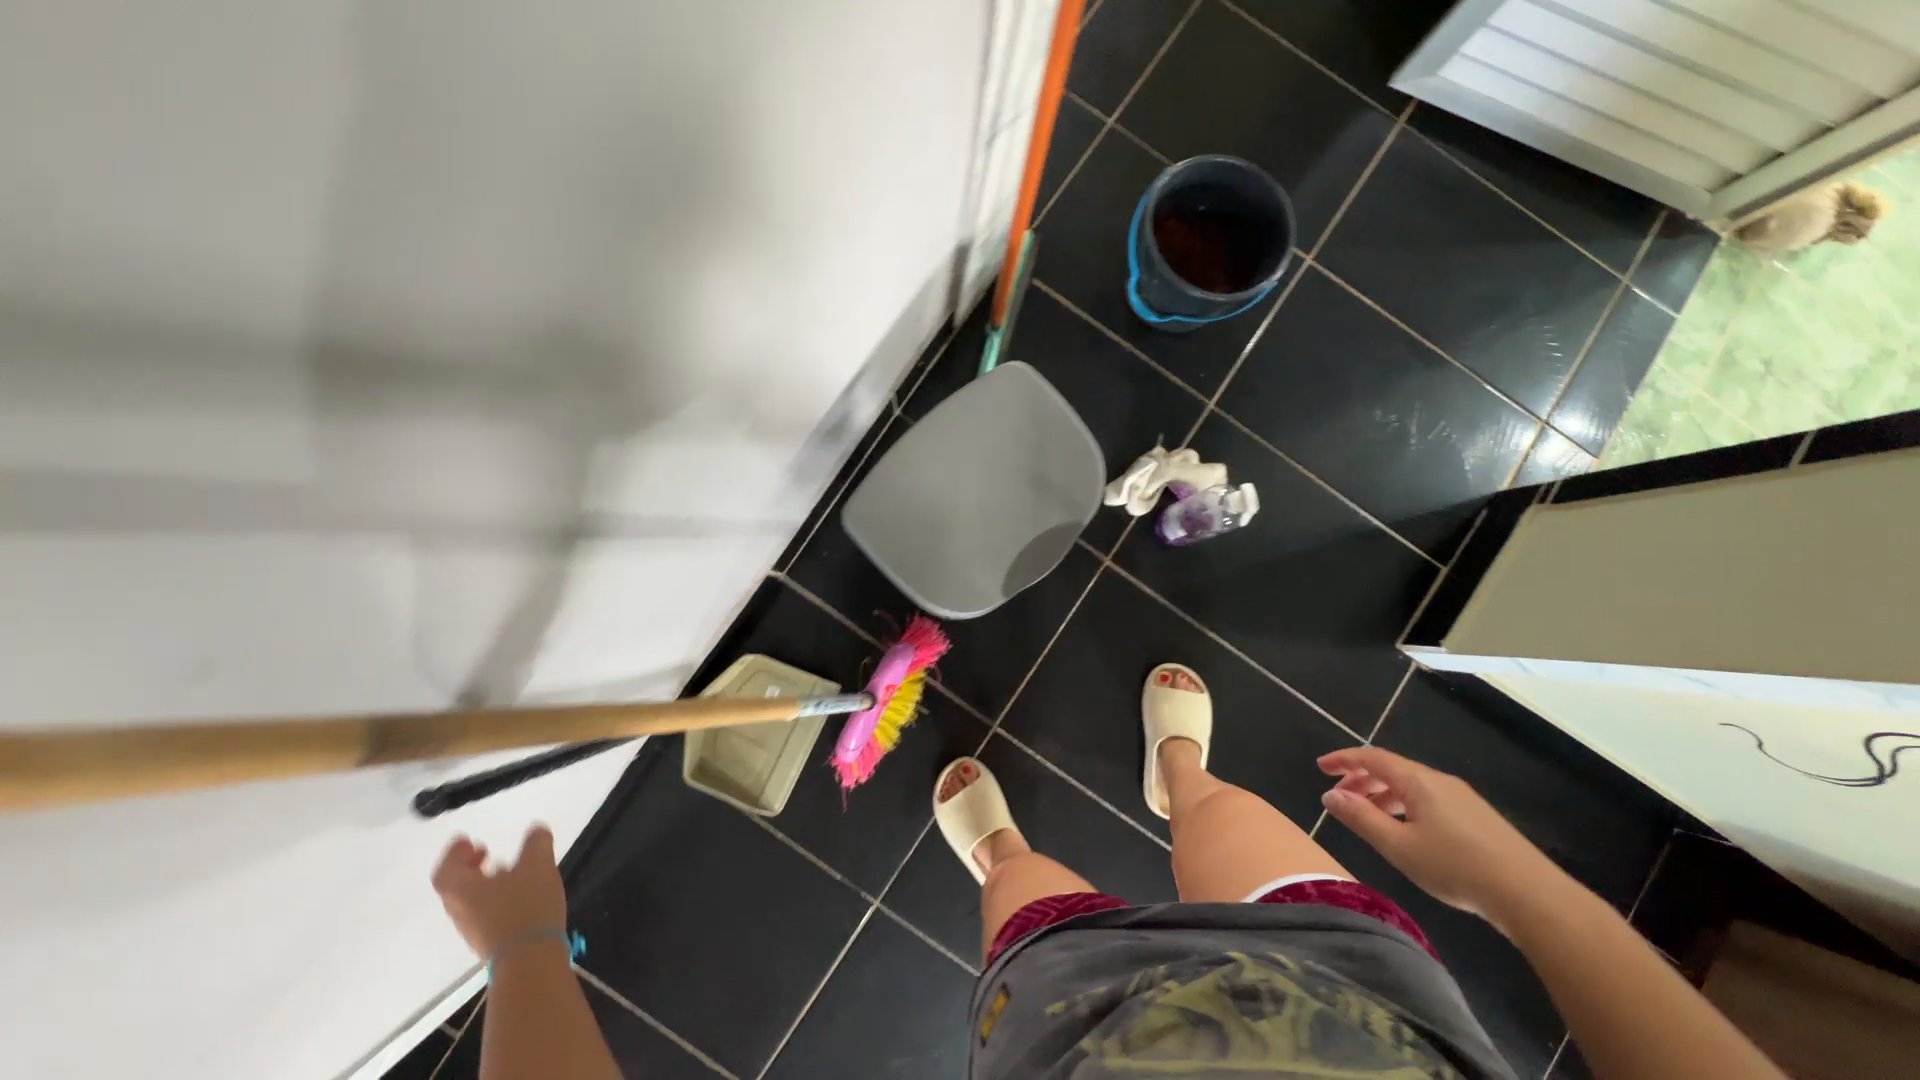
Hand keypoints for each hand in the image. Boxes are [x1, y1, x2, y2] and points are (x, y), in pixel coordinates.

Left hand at [432, 825, 567, 958]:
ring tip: (506, 869)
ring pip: (470, 901)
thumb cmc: (526, 906)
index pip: (445, 870)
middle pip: (455, 886)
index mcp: (461, 890)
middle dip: (469, 866)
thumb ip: (536, 843)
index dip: (453, 853)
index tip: (466, 840)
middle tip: (484, 851)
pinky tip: (518, 895)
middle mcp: (459, 911)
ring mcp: (473, 930)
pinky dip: (494, 898)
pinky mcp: (490, 943)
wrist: (530, 958)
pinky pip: (485, 914)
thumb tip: (536, 830)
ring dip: (483, 882)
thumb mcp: (537, 865)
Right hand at [1316, 746, 1566, 932]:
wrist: (1530, 894)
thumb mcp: (1398, 846)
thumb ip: (1361, 818)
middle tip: (1338, 797)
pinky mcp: (1476, 817)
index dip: (1344, 759)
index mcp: (1419, 781)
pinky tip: (1405, 831)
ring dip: (1382, 794)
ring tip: (1366, 816)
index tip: (1320, 767)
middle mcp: (1440, 781)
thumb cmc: (1456, 867)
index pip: (1373, 758)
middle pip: (1392, 769)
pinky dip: (1404, 805)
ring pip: (1411, 786)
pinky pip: (1428, 799)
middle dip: (1361, 779)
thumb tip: (1330, 794)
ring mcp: (1462, 799)